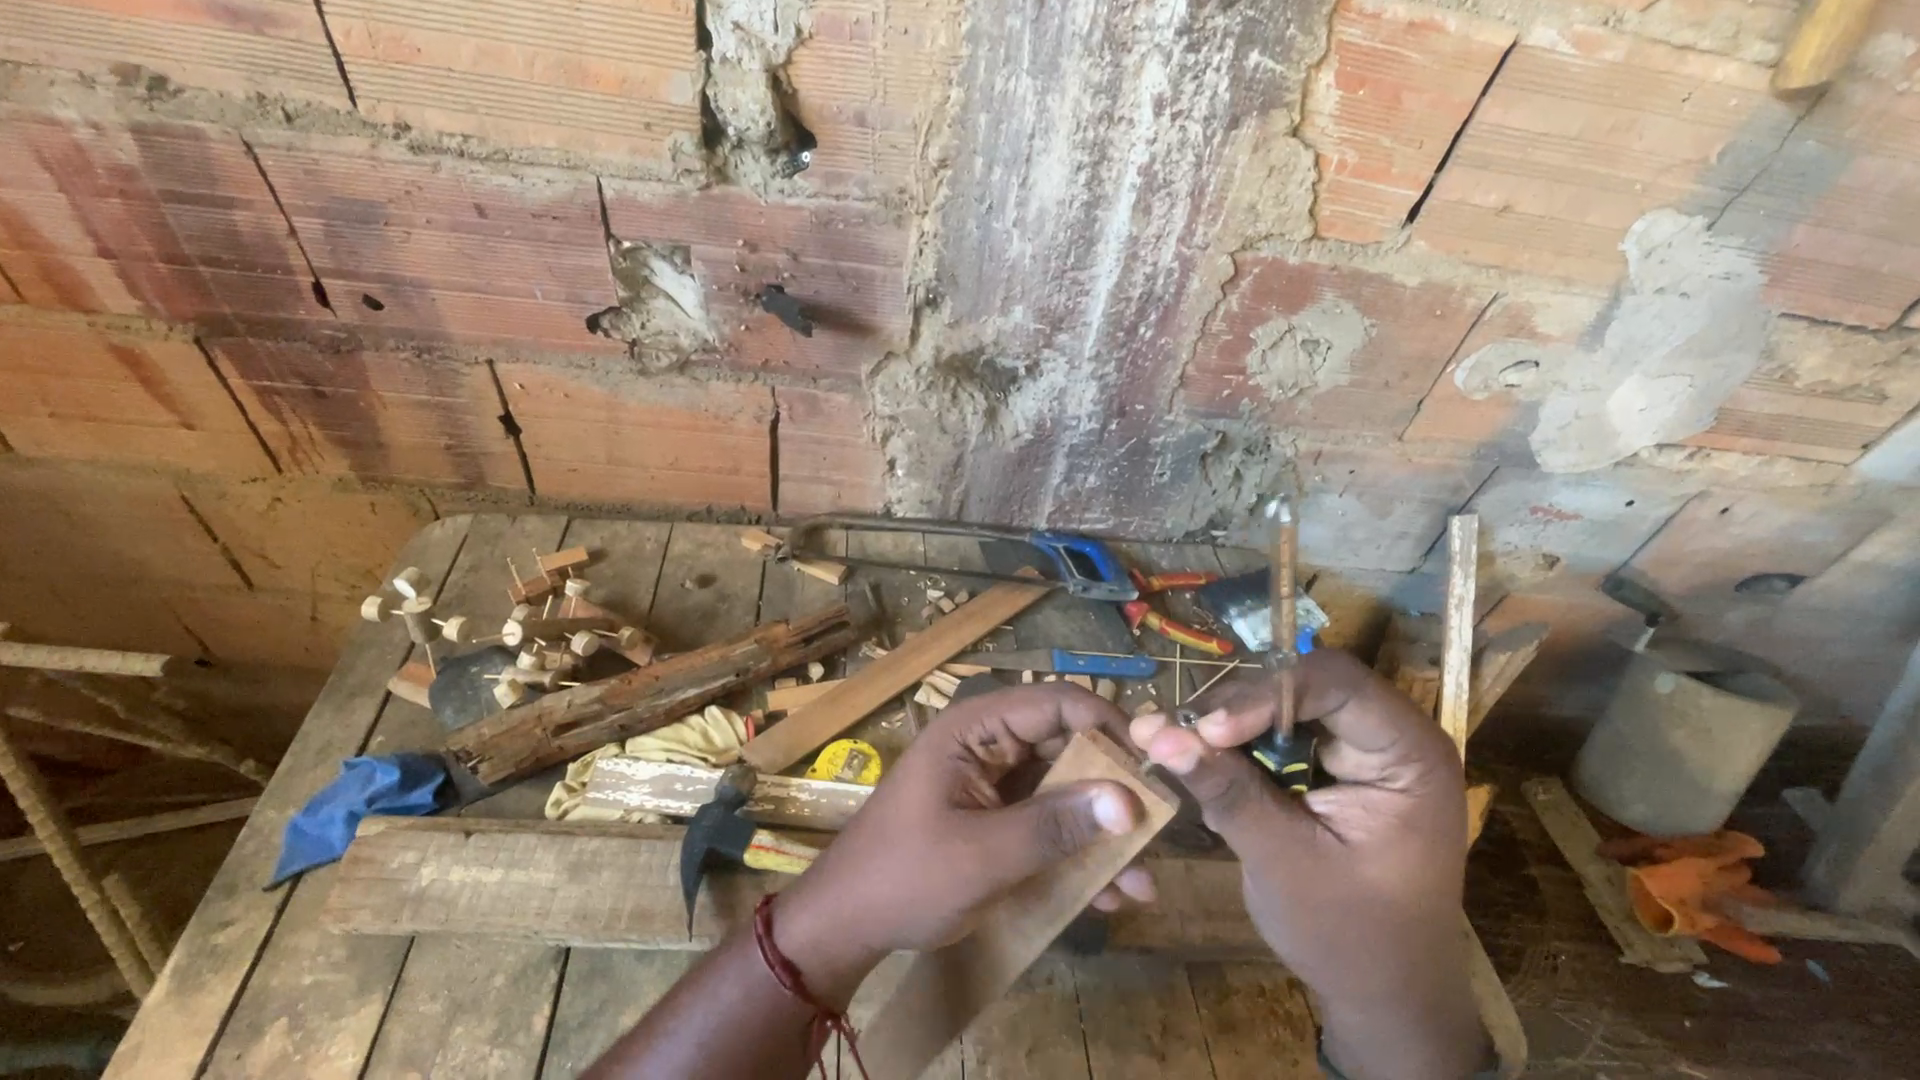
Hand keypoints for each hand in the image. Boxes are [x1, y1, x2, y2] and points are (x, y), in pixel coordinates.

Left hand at [774, 684, 1155, 993]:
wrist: (848, 925)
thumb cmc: (906, 877)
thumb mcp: (983, 855)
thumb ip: (1055, 826)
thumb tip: (1131, 802)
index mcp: (976, 729)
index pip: (1056, 703)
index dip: (1108, 729)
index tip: (1152, 771)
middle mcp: (990, 745)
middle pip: (1068, 747)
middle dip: (1114, 791)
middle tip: (1159, 831)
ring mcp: (995, 784)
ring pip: (1065, 791)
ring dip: (1102, 833)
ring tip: (1142, 883)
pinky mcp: (998, 820)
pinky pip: (1049, 825)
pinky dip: (1078, 855)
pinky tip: (1109, 896)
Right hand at [1131, 649, 1490, 1079]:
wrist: (1382, 995)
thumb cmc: (1351, 937)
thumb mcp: (1283, 862)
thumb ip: (1226, 791)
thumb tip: (1155, 732)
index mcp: (1407, 753)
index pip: (1333, 682)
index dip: (1263, 693)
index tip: (1206, 730)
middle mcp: (1387, 736)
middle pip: (1301, 685)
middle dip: (1235, 709)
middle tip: (1175, 736)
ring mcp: (1357, 751)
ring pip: (1278, 706)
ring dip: (1227, 728)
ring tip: (1179, 753)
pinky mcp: (1328, 768)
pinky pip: (1272, 736)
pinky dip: (1234, 750)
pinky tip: (1203, 771)